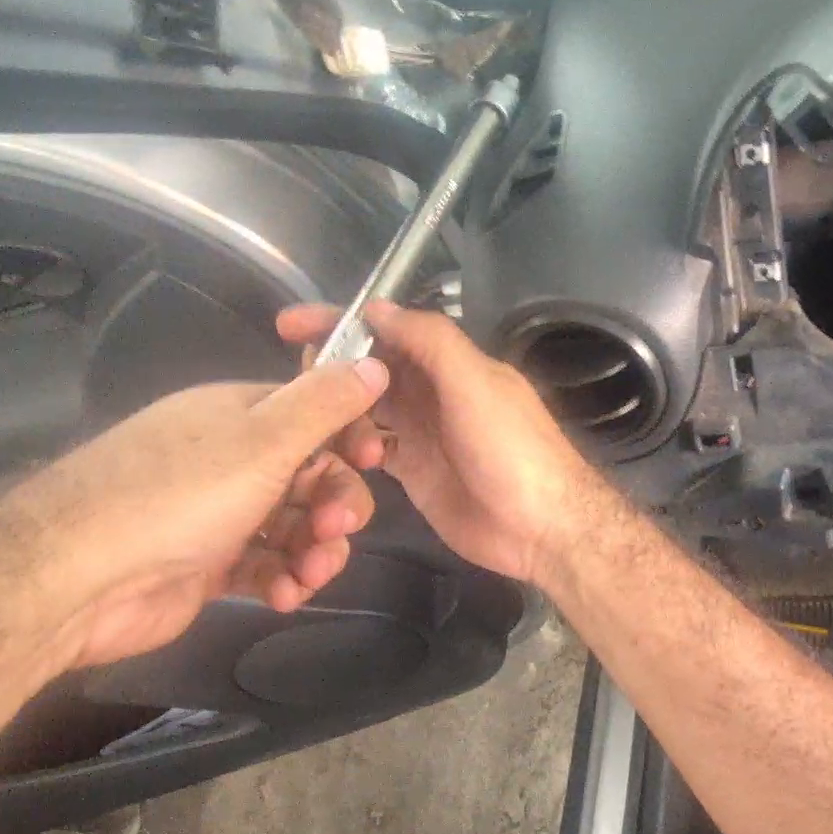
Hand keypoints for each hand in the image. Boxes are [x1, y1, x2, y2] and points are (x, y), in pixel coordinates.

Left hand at [0, 362, 389, 667]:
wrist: (74, 581)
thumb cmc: (179, 495)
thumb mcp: (265, 440)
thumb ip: (326, 404)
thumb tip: (376, 362)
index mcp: (240, 416)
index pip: (317, 416)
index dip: (352, 438)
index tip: (376, 459)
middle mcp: (231, 458)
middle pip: (313, 476)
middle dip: (336, 504)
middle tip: (337, 530)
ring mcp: (219, 513)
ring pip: (294, 526)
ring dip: (315, 551)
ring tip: (310, 574)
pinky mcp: (208, 564)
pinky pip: (266, 565)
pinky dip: (283, 579)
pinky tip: (285, 596)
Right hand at [276, 302, 597, 585]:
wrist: (541, 526)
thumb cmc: (511, 449)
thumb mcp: (475, 384)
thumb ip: (431, 342)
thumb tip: (378, 307)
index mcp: (455, 364)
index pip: (392, 330)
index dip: (345, 323)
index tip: (292, 323)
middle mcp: (437, 393)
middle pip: (373, 369)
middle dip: (333, 369)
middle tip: (296, 383)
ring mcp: (425, 433)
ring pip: (368, 409)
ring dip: (340, 412)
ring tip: (315, 425)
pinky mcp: (416, 471)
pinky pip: (374, 449)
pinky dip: (353, 448)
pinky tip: (335, 455)